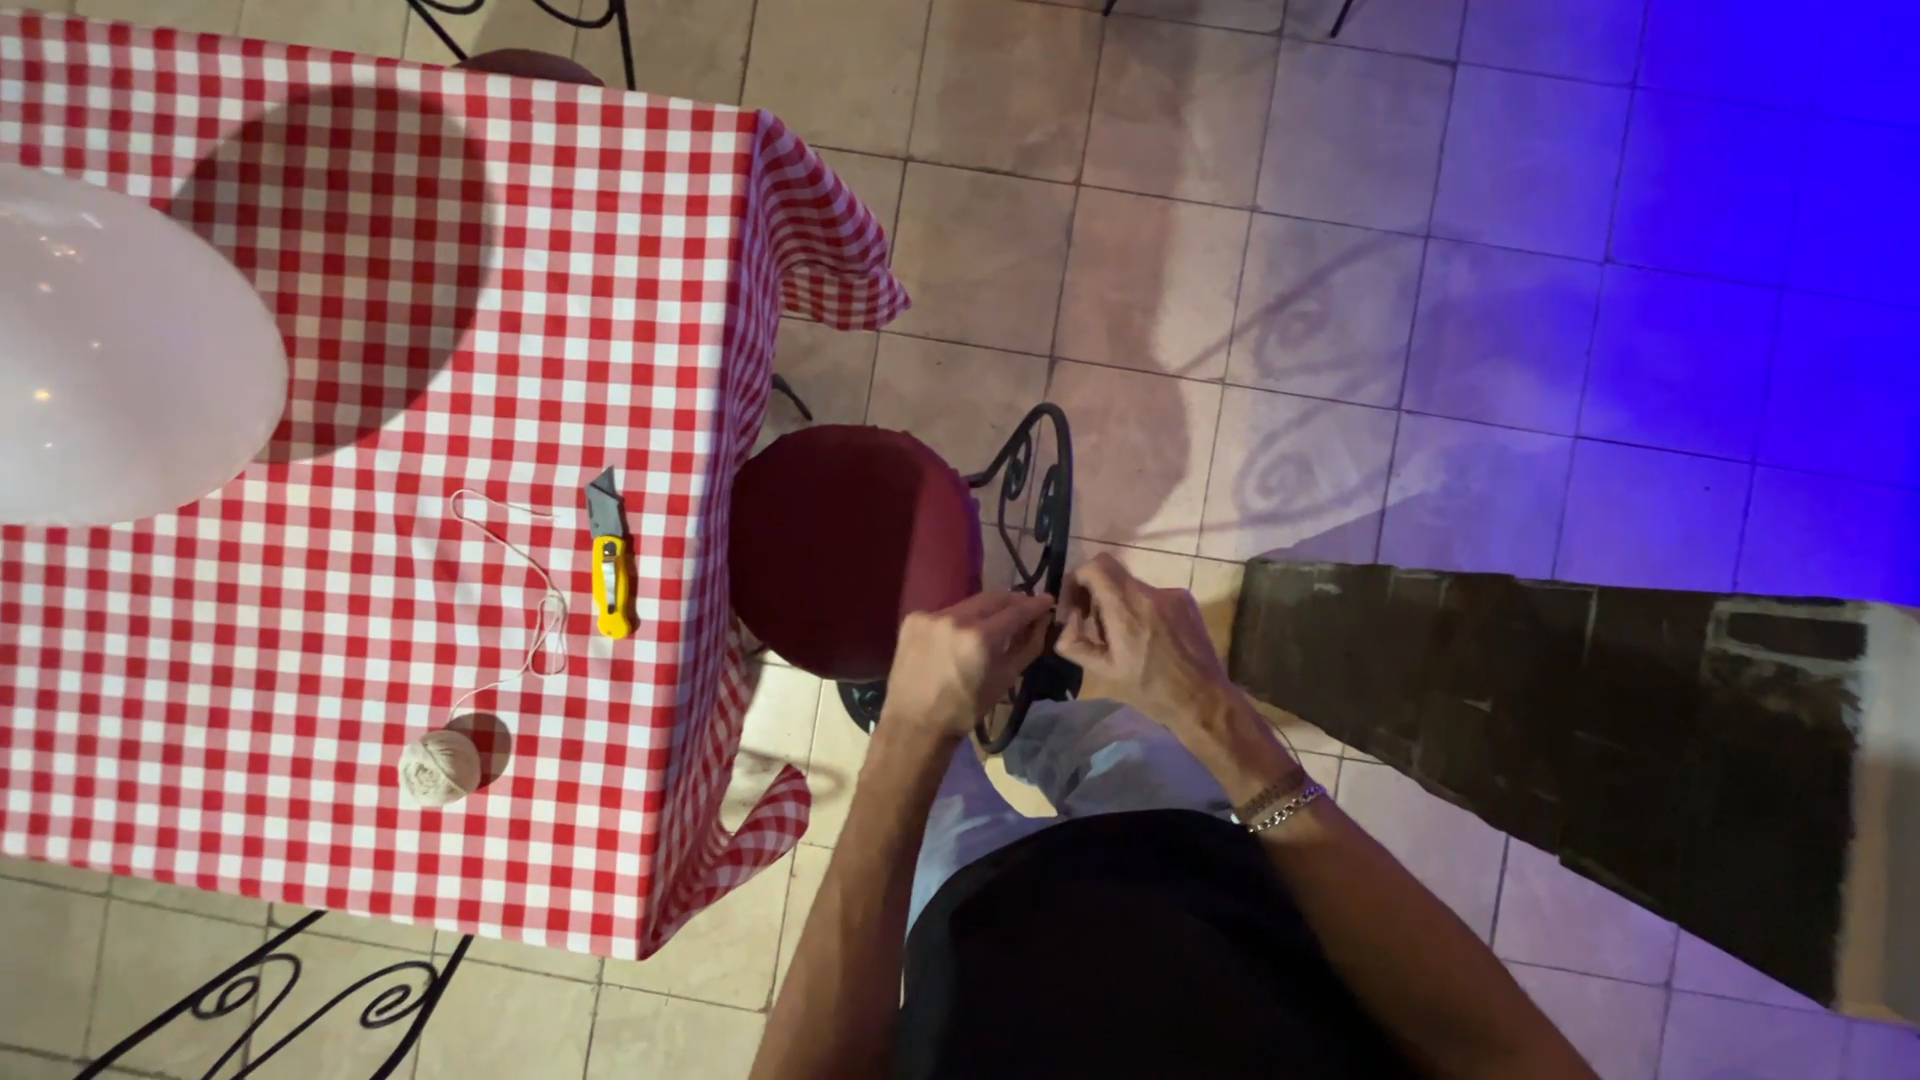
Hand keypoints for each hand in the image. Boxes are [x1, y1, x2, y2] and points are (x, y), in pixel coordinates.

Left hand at [878, 590, 1055, 740]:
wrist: (915, 723)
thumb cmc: (965, 709)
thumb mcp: (1004, 680)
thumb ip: (1027, 647)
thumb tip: (1041, 622)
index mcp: (979, 637)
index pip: (1015, 611)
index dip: (1035, 605)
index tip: (1047, 599)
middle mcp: (954, 618)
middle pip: (992, 599)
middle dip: (1012, 600)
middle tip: (1026, 605)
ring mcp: (931, 616)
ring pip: (968, 604)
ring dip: (985, 610)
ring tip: (996, 620)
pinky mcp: (913, 619)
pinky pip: (946, 613)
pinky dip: (959, 620)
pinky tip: (961, 634)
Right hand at [1054, 552, 1237, 738]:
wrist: (1203, 699)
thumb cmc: (1150, 690)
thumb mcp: (1104, 672)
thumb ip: (1075, 643)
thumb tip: (1069, 621)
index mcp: (1126, 609)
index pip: (1095, 566)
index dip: (1078, 579)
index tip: (1076, 606)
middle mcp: (1149, 592)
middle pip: (1111, 573)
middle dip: (1096, 594)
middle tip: (1095, 626)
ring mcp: (1172, 594)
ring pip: (1131, 586)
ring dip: (1119, 604)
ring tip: (1124, 638)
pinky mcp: (1186, 600)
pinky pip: (1152, 595)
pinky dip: (1141, 609)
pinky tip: (1148, 638)